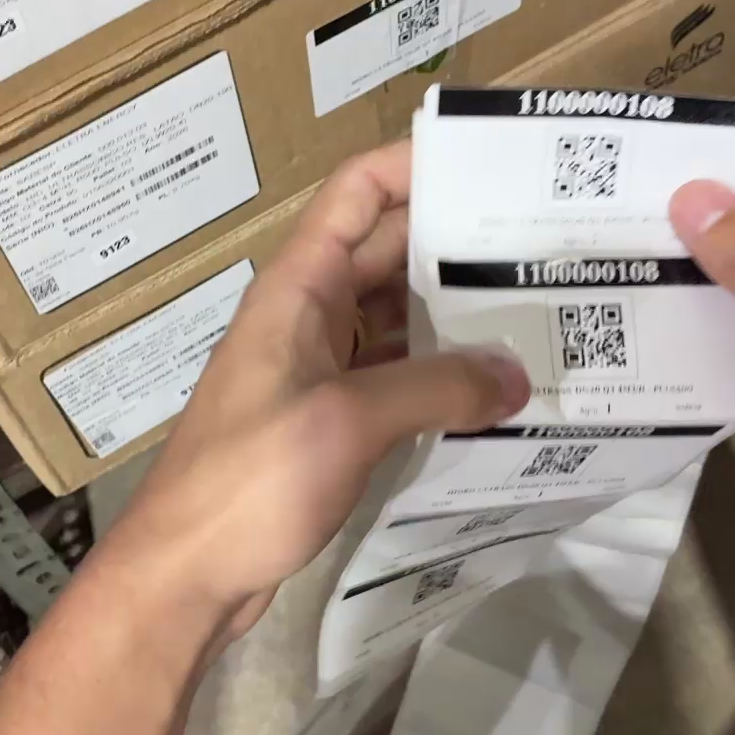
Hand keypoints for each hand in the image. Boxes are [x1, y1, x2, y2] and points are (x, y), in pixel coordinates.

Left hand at [97, 142, 529, 643]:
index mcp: (298, 288)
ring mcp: (320, 368)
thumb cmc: (248, 480)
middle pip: (389, 253)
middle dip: (459, 244)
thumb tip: (518, 376)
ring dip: (455, 316)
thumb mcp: (343, 421)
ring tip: (540, 316)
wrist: (187, 570)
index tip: (493, 166)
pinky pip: (394, 375)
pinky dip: (439, 375)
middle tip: (547, 249)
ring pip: (397, 318)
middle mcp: (310, 315)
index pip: (357, 193)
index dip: (416, 164)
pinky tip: (494, 390)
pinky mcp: (331, 417)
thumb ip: (434, 390)